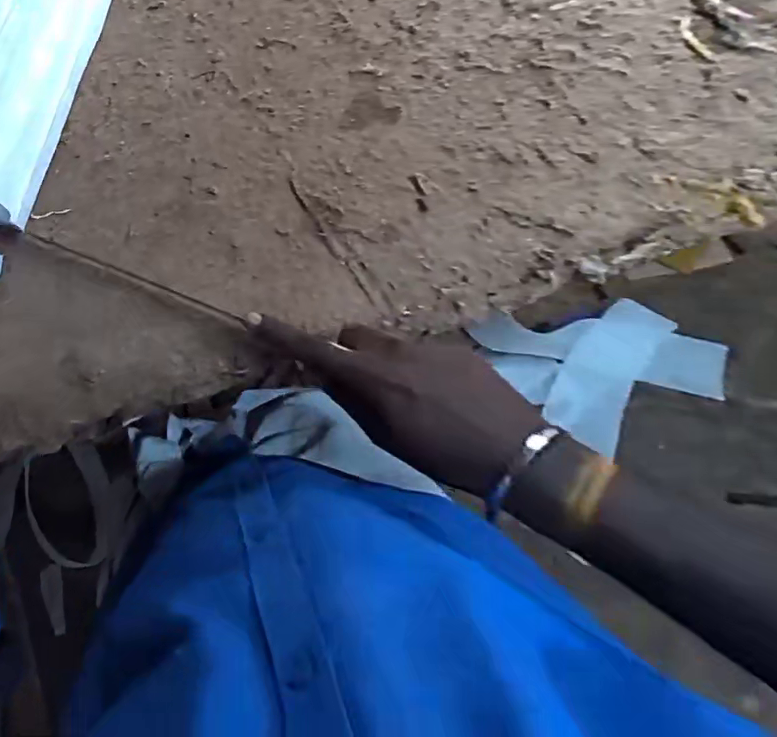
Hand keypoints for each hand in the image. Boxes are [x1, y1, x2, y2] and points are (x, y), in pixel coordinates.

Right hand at [249, 315, 541, 496]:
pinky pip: (417, 349)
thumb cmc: (446, 456)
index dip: (283, 336)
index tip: (255, 319)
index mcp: (375, 378)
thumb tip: (324, 378)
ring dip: (380, 359)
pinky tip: (438, 395)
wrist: (521, 452)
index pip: (317, 350)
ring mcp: (428, 346)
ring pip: (385, 342)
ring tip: (406, 395)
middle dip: (344, 351)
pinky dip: (412, 366)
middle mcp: (396, 351)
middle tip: (356, 382)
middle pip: (351, 336)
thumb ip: (352, 403)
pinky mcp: (454, 348)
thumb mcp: (388, 439)